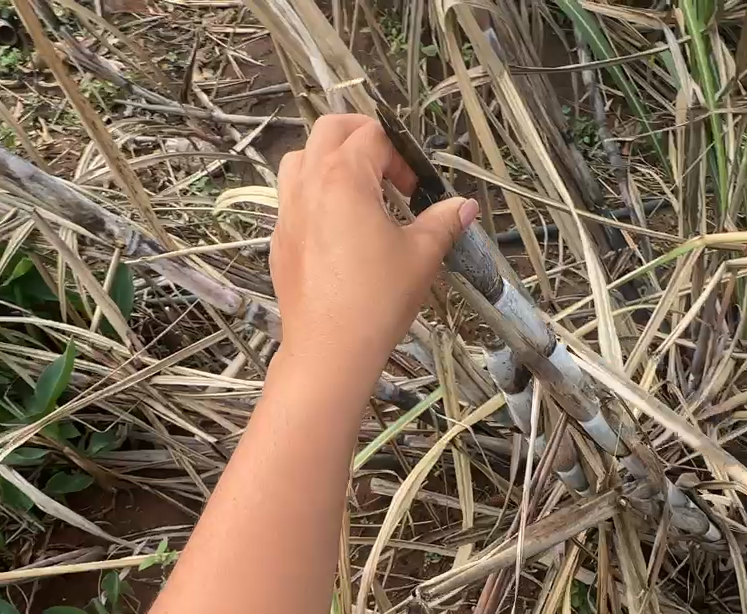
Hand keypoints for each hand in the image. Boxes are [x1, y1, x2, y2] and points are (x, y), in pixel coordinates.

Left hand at [270, 115, 477, 378]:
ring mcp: (288, 212)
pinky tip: (338, 231)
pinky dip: (313, 196)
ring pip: (301, 160)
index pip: (374, 136)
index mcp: (344, 177)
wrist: (331, 350)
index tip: (417, 189)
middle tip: (388, 166)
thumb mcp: (422, 257)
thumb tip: (465, 206)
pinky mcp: (281, 241)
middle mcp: (309, 184)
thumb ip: (443, 223)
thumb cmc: (377, 301)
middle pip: (330, 130)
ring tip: (358, 191)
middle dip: (362, 138)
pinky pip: (292, 200)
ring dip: (330, 160)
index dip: (402, 155)